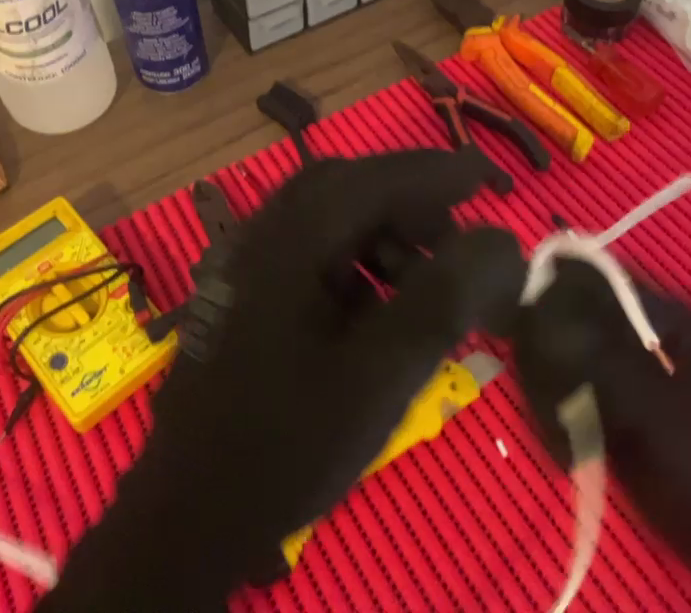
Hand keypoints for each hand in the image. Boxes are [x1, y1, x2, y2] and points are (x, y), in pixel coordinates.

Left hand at [41, 149, 523, 610]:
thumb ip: (442, 299)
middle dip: (409, 203)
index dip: (436, 173)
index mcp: (285, 243)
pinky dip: (355, 265)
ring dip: (382, 235)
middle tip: (460, 235)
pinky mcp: (243, 299)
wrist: (191, 517)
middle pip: (344, 191)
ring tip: (427, 280)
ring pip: (326, 223)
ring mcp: (244, 269)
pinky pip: (309, 257)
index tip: (489, 178)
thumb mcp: (381, 375)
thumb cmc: (289, 444)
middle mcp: (258, 239)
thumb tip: (500, 240)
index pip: (371, 181)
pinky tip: (380, 309)